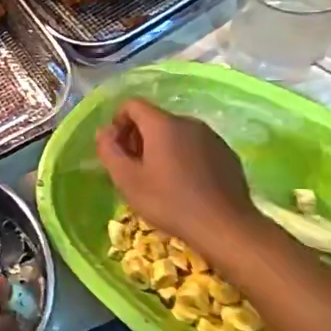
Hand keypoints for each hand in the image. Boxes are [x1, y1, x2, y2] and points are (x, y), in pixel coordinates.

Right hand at [94, 99, 267, 254]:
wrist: (224, 226)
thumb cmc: (170, 202)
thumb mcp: (128, 181)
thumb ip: (109, 151)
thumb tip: (103, 132)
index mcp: (162, 124)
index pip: (132, 105)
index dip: (118, 122)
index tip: (117, 150)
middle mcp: (188, 122)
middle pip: (154, 119)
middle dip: (139, 138)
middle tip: (135, 169)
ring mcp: (211, 136)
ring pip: (177, 133)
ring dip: (162, 149)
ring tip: (160, 180)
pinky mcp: (226, 153)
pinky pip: (196, 146)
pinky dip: (184, 157)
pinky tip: (186, 185)